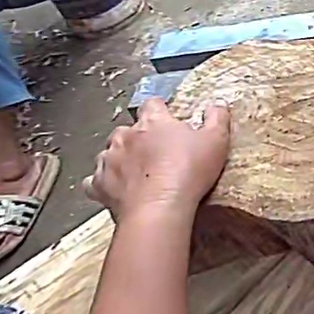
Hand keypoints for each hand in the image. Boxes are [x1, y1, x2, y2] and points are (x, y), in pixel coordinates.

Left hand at [84, 98, 231, 223]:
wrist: (159, 209)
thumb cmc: (190, 170)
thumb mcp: (217, 140)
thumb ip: (217, 118)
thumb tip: (216, 104)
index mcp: (154, 123)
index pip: (152, 104)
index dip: (160, 108)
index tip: (168, 115)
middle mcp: (125, 137)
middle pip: (127, 129)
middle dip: (139, 136)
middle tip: (158, 149)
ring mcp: (108, 161)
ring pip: (109, 152)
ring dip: (122, 156)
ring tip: (139, 170)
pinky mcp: (98, 185)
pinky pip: (95, 178)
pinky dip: (105, 180)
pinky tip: (118, 186)